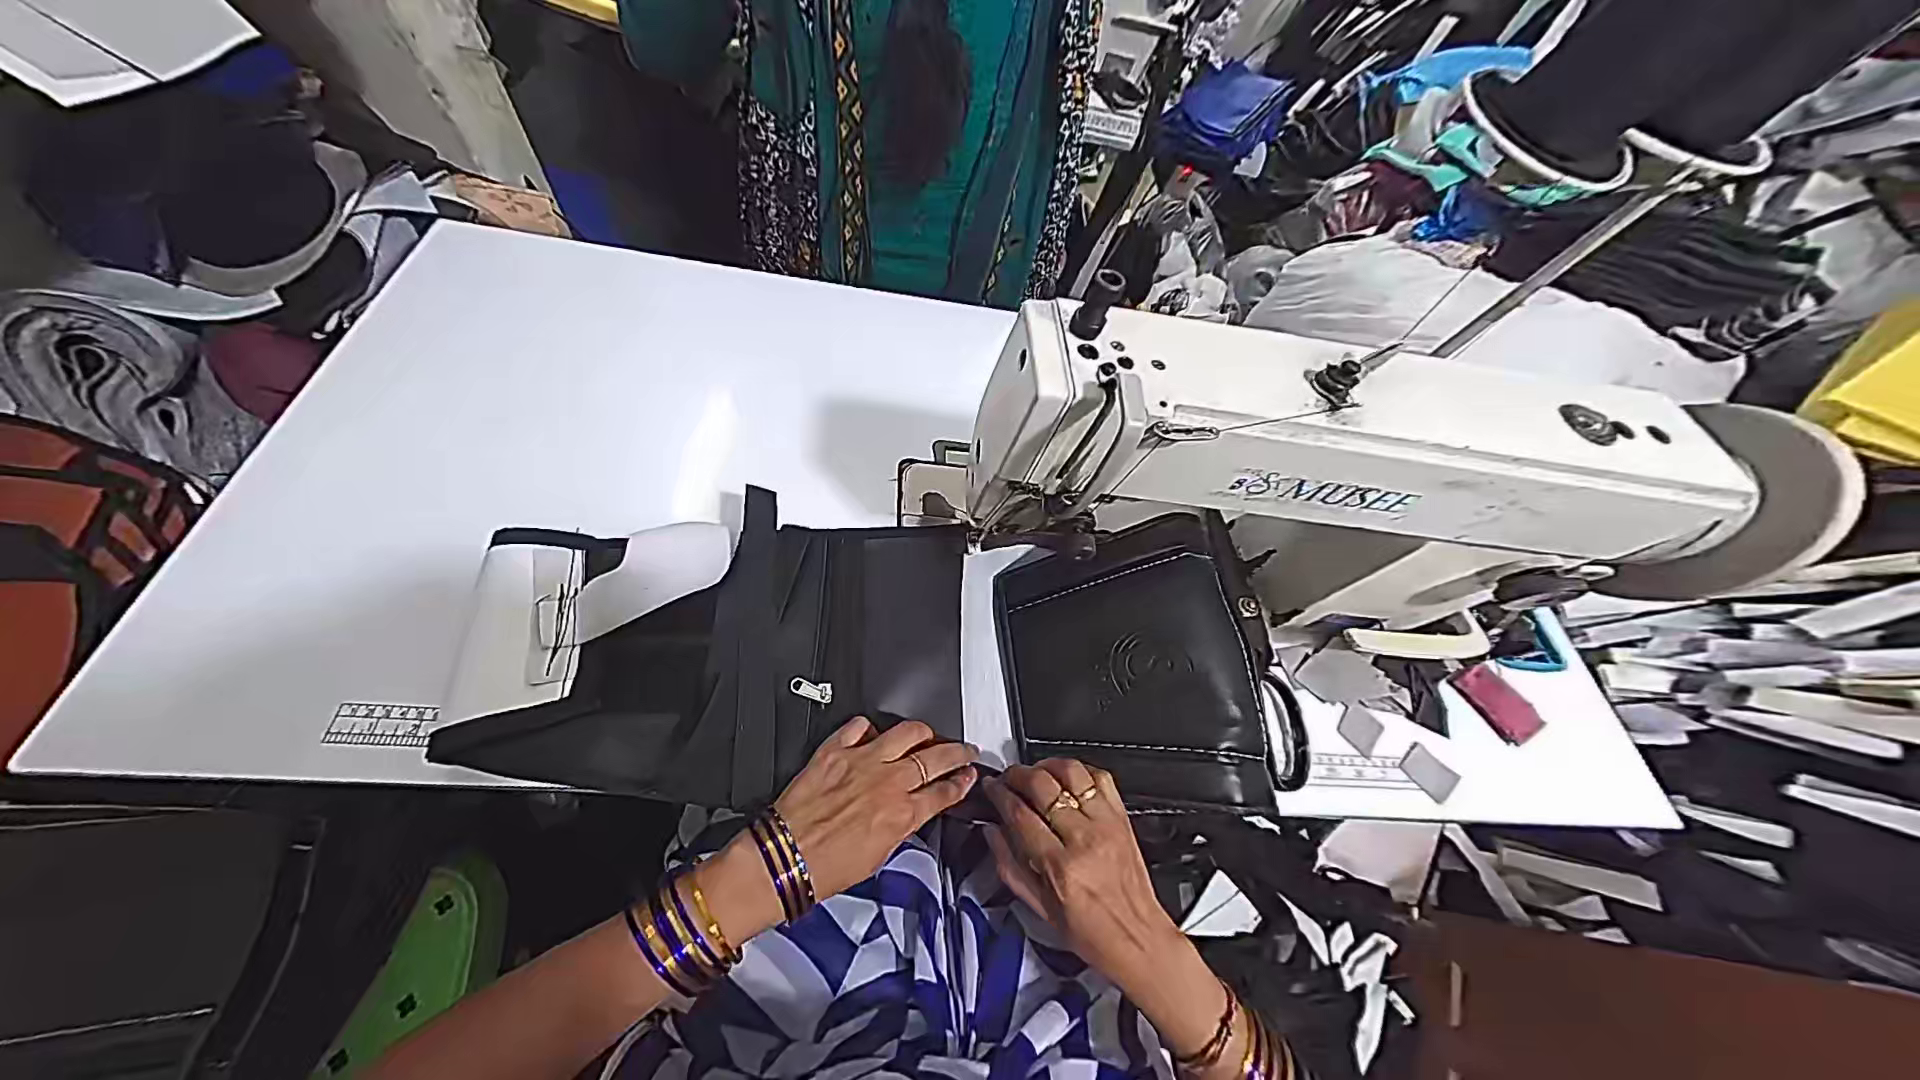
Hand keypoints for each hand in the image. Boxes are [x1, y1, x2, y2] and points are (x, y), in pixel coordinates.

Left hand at [698, 718, 976, 944]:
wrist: (784, 859)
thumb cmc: (825, 868)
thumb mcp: (878, 857)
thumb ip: (901, 827)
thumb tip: (910, 812)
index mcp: (901, 814)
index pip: (944, 791)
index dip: (961, 781)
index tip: (968, 776)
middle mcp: (887, 783)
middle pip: (936, 757)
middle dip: (958, 752)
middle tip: (964, 750)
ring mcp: (862, 761)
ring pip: (908, 731)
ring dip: (923, 732)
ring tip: (927, 734)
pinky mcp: (835, 751)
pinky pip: (860, 725)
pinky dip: (869, 726)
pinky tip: (872, 731)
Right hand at [982, 759, 1188, 993]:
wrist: (1138, 940)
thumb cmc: (1093, 933)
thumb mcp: (1040, 909)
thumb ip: (1010, 866)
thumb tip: (992, 833)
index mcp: (1061, 868)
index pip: (1020, 814)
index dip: (999, 794)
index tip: (992, 789)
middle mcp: (1085, 841)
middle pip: (1042, 785)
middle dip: (1016, 775)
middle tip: (1008, 779)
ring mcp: (1106, 825)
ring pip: (1071, 772)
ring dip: (1045, 766)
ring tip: (1035, 773)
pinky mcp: (1122, 818)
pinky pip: (1100, 777)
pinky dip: (1079, 771)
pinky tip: (1067, 778)